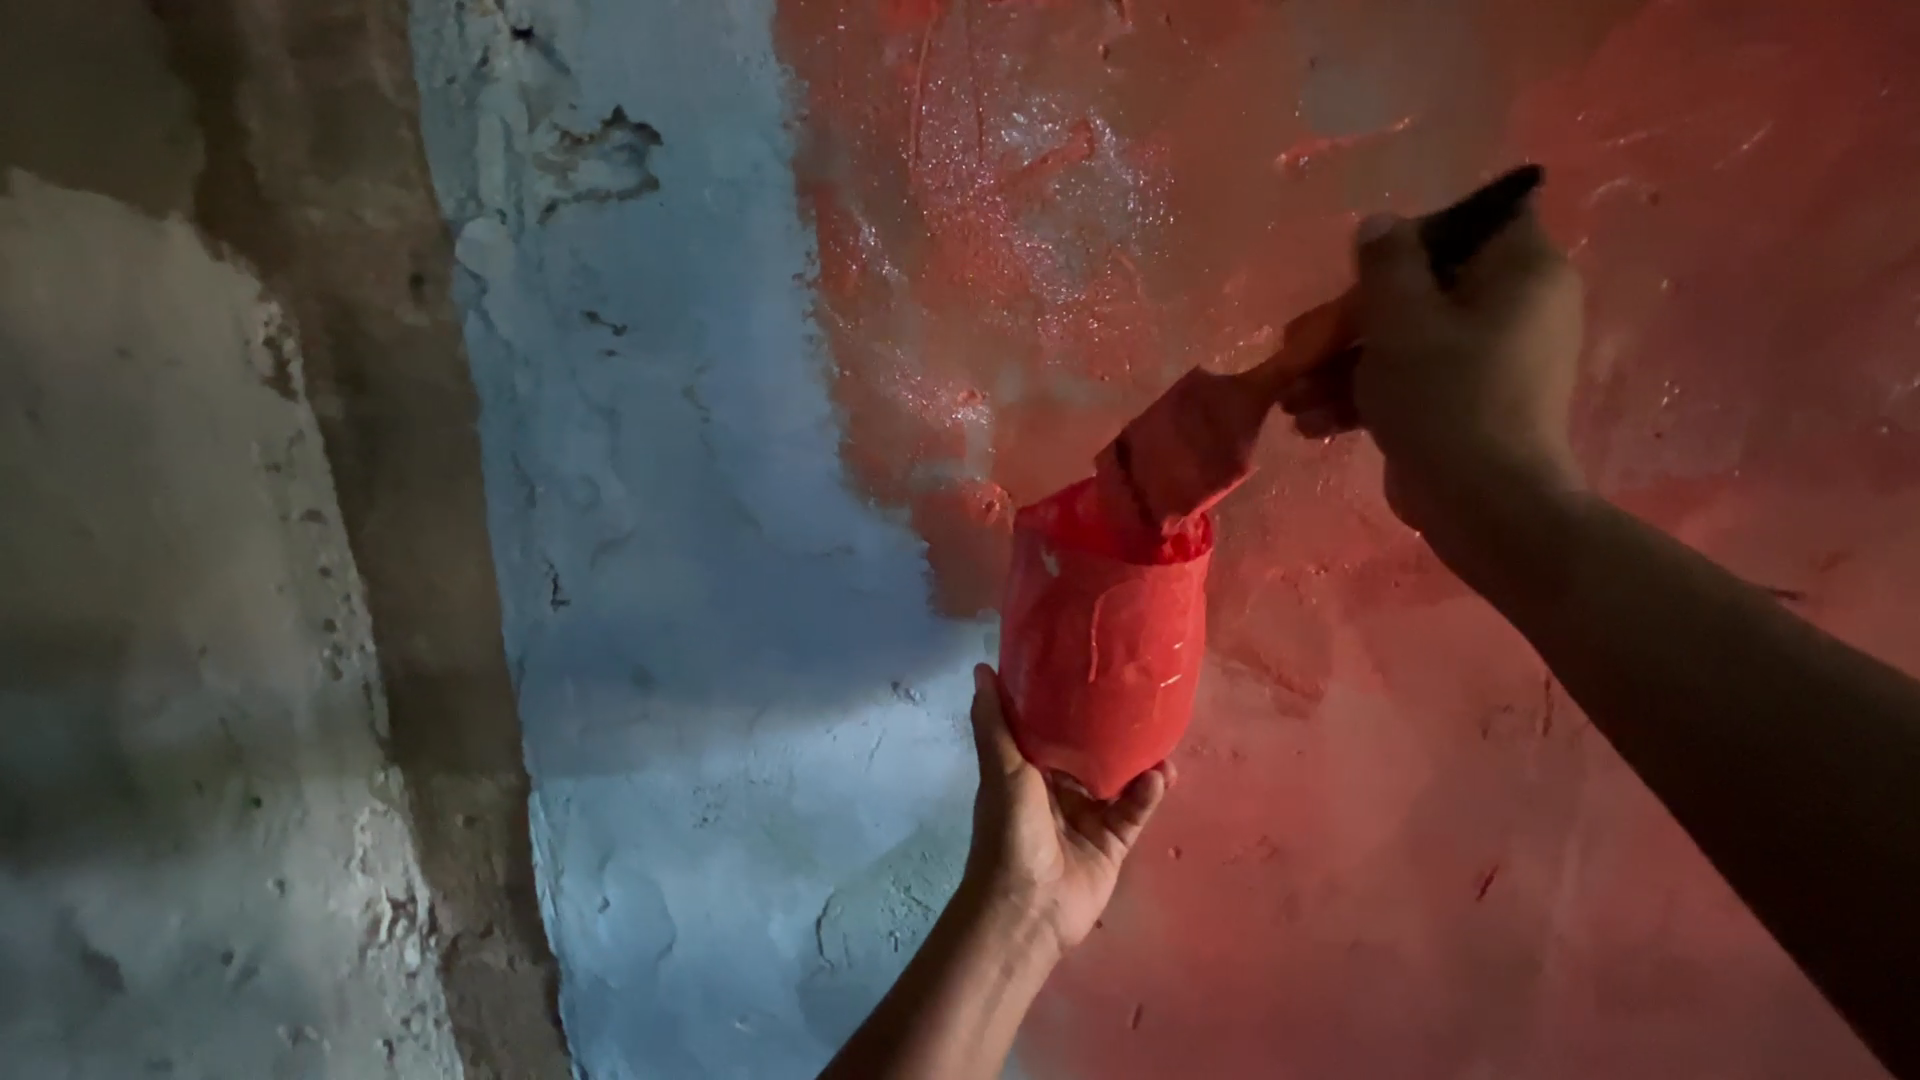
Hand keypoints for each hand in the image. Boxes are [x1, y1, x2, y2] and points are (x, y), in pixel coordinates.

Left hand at [962, 664, 1172, 954]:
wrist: (1027, 907)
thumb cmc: (1009, 830)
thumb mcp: (1000, 768)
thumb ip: (993, 721)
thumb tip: (981, 668)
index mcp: (1026, 770)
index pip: (1048, 727)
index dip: (1066, 701)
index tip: (1090, 670)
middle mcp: (1057, 790)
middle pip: (1089, 752)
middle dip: (1112, 730)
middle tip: (1139, 699)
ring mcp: (1086, 817)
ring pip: (1118, 780)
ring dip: (1139, 760)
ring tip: (1161, 737)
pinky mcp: (1112, 842)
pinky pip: (1134, 811)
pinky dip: (1147, 794)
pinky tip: (1162, 775)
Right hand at [1283, 208, 1585, 539]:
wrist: (1479, 502)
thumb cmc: (1445, 397)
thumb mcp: (1402, 322)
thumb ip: (1386, 265)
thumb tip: (1378, 223)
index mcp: (1521, 273)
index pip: (1469, 225)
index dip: (1407, 242)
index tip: (1357, 274)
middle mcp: (1513, 311)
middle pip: (1419, 294)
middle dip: (1348, 325)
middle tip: (1297, 347)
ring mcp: (1487, 363)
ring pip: (1403, 345)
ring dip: (1340, 369)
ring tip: (1290, 400)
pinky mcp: (1461, 406)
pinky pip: (1407, 384)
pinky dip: (1361, 399)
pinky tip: (1309, 424)